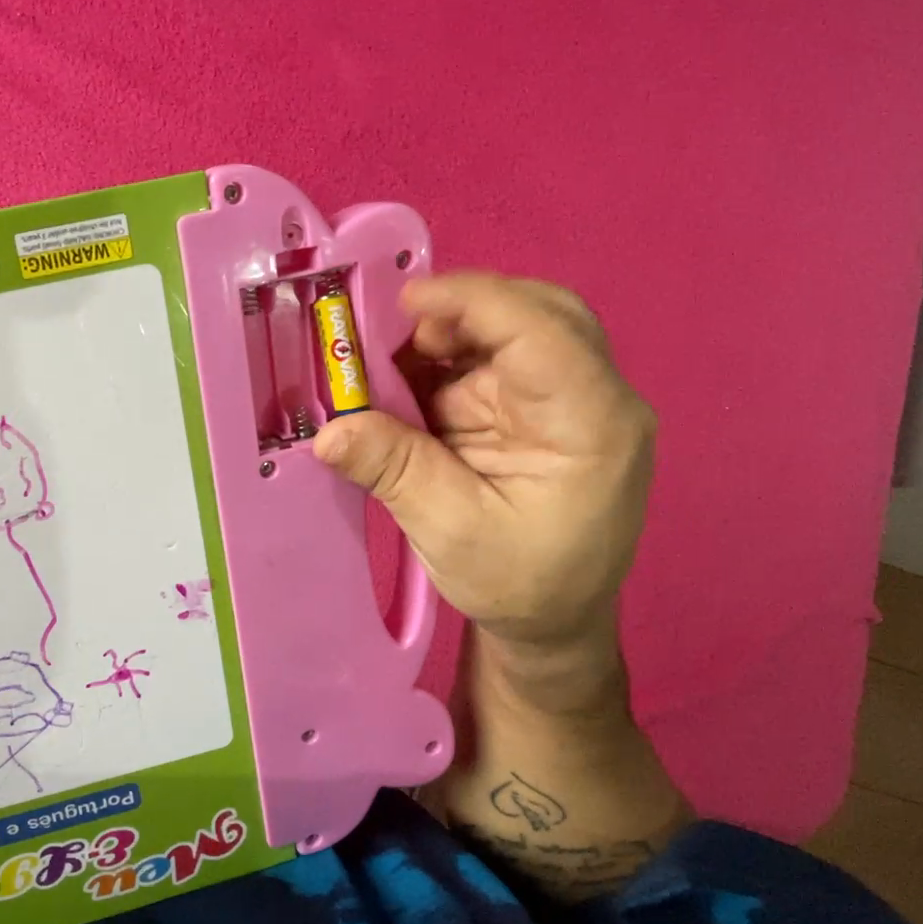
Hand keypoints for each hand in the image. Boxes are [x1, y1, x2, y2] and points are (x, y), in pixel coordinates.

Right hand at [314, 272, 654, 650]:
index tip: (405, 300)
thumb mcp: (451, 531)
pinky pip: (485, 361)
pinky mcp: (529, 408)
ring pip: (510, 329)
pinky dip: (437, 363)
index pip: (543, 332)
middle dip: (462, 309)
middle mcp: (588, 397)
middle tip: (394, 330)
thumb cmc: (521, 584)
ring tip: (385, 362)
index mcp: (594, 425)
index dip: (475, 301)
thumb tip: (328, 430)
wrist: (553, 623)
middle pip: (537, 313)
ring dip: (445, 333)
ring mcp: (559, 399)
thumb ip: (394, 470)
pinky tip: (398, 383)